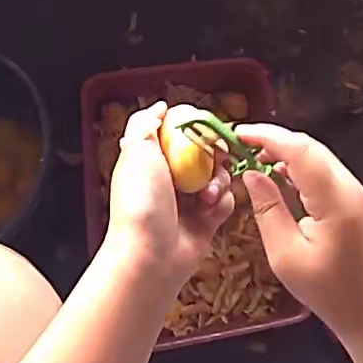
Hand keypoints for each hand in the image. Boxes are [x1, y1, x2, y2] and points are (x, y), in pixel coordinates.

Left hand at [105, 102, 234, 288]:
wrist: (150, 256)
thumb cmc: (140, 204)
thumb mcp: (137, 150)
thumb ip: (147, 123)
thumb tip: (160, 106)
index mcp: (150, 160)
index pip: (177, 135)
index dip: (194, 129)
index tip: (206, 127)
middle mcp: (170, 179)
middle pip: (203, 154)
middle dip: (214, 154)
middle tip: (216, 158)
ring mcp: (188, 201)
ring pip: (218, 176)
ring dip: (219, 181)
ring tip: (208, 194)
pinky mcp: (205, 221)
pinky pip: (226, 202)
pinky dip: (223, 202)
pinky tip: (212, 208)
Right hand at [235, 124, 362, 340]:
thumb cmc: (329, 291)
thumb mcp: (286, 255)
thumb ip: (267, 210)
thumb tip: (250, 174)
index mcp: (334, 201)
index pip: (299, 151)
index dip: (267, 136)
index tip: (238, 134)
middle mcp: (348, 187)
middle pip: (308, 145)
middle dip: (273, 138)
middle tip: (241, 142)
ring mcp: (352, 189)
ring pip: (315, 153)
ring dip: (284, 148)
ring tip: (253, 155)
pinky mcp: (350, 196)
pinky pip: (320, 167)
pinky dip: (296, 161)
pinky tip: (276, 171)